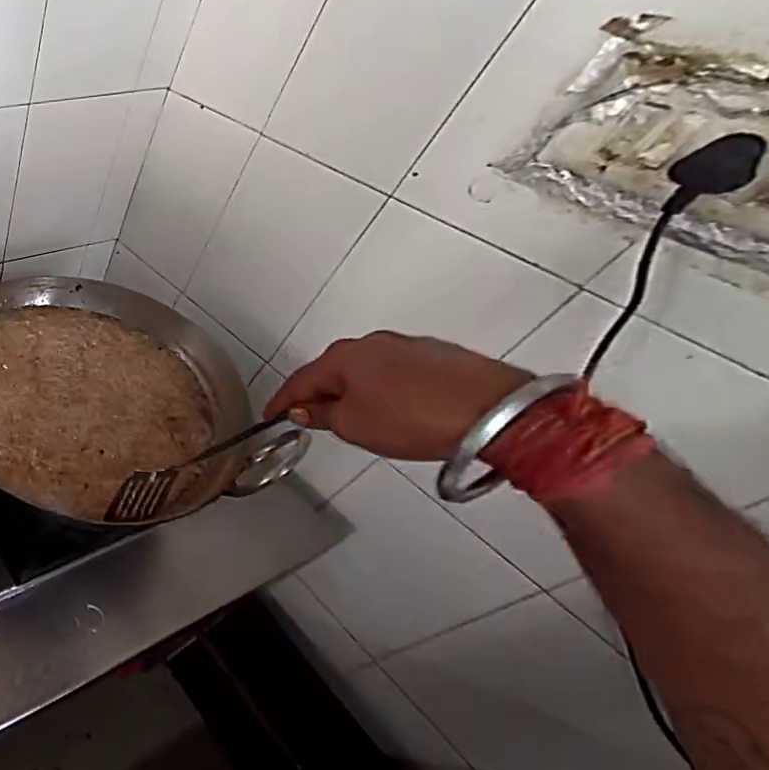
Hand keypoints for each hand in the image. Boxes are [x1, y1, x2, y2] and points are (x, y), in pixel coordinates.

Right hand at [263, 331, 530, 460]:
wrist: (496, 414)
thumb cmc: (422, 417)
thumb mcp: (353, 426)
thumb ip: (322, 416)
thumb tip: (308, 410)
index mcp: (345, 356)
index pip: (300, 381)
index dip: (282, 402)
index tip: (271, 415)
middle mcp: (374, 343)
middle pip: (332, 371)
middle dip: (319, 395)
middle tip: (310, 419)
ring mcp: (409, 347)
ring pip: (365, 372)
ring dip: (354, 394)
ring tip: (356, 422)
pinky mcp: (438, 358)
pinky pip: (395, 374)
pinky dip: (383, 392)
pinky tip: (391, 413)